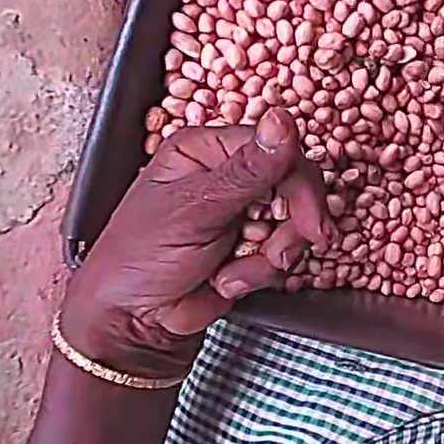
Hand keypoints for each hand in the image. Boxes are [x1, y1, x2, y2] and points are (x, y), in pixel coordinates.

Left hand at [59, 108, 333, 378]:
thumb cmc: (139, 257)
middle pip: (294, 187)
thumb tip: (282, 123)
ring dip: (270, 257)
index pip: (277, 149)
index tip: (310, 223)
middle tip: (277, 255)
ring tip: (233, 273)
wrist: (133, 321)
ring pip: (293, 224)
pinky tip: (228, 280)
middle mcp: (229, 174)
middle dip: (290, 227)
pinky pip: (283, 253)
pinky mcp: (251, 245)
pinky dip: (261, 273)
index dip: (300, 187)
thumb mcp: (195, 209)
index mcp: (207, 150)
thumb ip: (246, 171)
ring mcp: (242, 211)